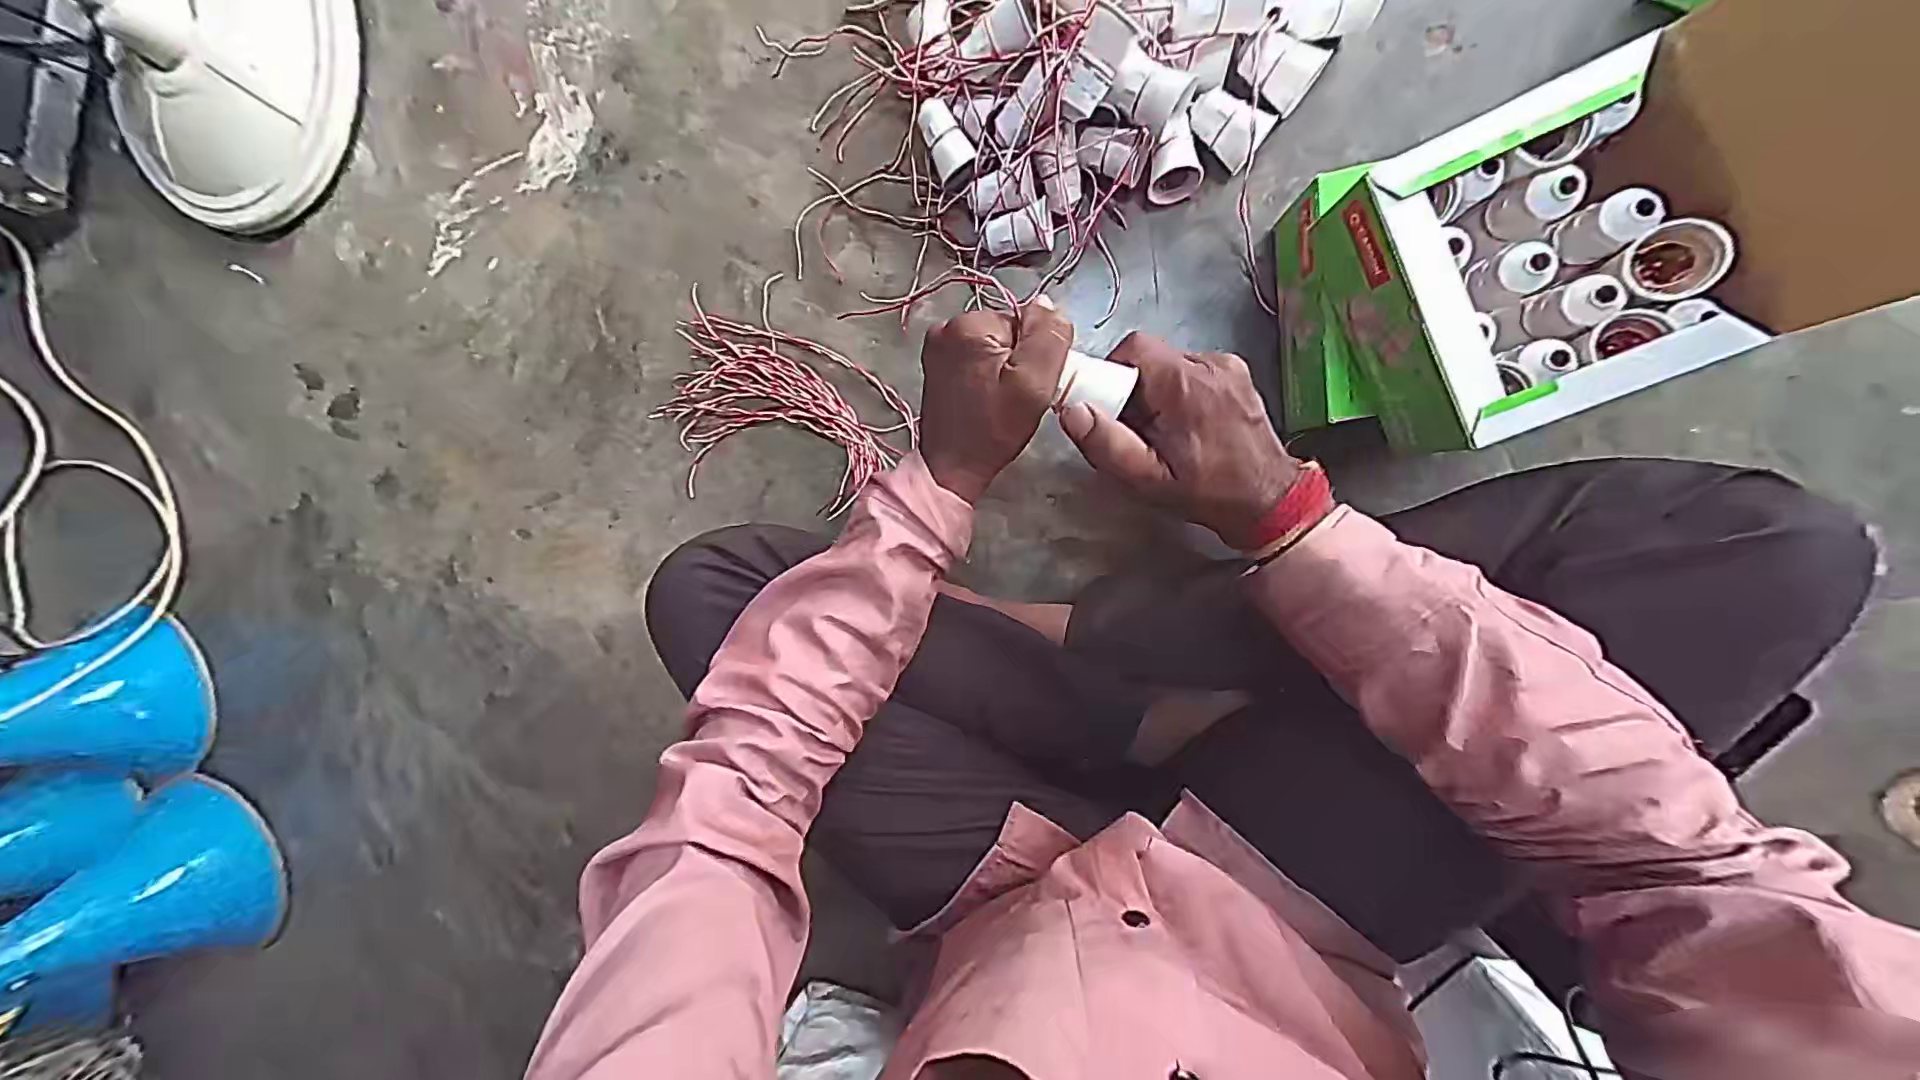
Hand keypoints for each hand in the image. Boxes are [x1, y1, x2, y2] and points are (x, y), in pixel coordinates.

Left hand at [918, 302, 1072, 502]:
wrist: (951, 468)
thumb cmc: (993, 429)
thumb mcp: (1034, 382)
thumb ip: (1049, 335)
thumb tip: (1048, 303)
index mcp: (970, 324)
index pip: (1024, 320)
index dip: (1035, 352)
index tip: (1029, 383)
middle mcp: (947, 327)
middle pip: (1005, 331)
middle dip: (1017, 359)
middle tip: (1015, 395)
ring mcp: (936, 347)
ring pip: (990, 346)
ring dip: (1001, 368)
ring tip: (998, 399)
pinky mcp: (934, 366)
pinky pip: (973, 359)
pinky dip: (984, 375)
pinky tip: (984, 399)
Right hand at [1057, 333, 1299, 548]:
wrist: (1267, 500)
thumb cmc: (1206, 492)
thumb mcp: (1146, 477)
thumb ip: (1106, 443)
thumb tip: (1072, 411)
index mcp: (1184, 384)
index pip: (1131, 348)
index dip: (1109, 375)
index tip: (1108, 409)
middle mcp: (1209, 365)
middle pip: (1148, 357)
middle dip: (1130, 390)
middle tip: (1134, 430)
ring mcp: (1227, 367)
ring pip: (1168, 364)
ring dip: (1154, 393)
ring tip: (1162, 433)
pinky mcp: (1236, 374)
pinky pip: (1190, 371)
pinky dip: (1176, 393)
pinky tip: (1185, 426)